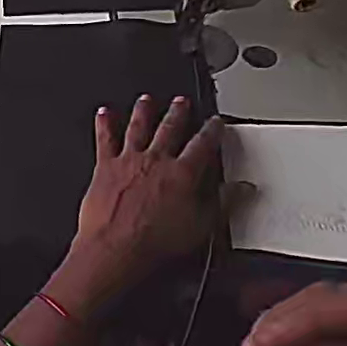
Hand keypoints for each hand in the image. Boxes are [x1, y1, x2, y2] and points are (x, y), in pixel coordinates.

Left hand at [48, 96, 237, 316]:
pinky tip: (104, 112)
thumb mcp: (201, 227)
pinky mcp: (105, 166)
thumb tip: (242, 190)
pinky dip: (104, 124)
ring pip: (138, 127)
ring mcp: (129, 160)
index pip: (203, 145)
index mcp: (182, 174)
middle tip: (181, 101)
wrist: (116, 246)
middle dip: (178, 113)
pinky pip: (105, 139)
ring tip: (146, 99)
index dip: (211, 131)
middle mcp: (155, 160)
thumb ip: (224, 203)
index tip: (215, 122)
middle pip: (169, 129)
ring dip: (143, 111)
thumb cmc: (155, 241)